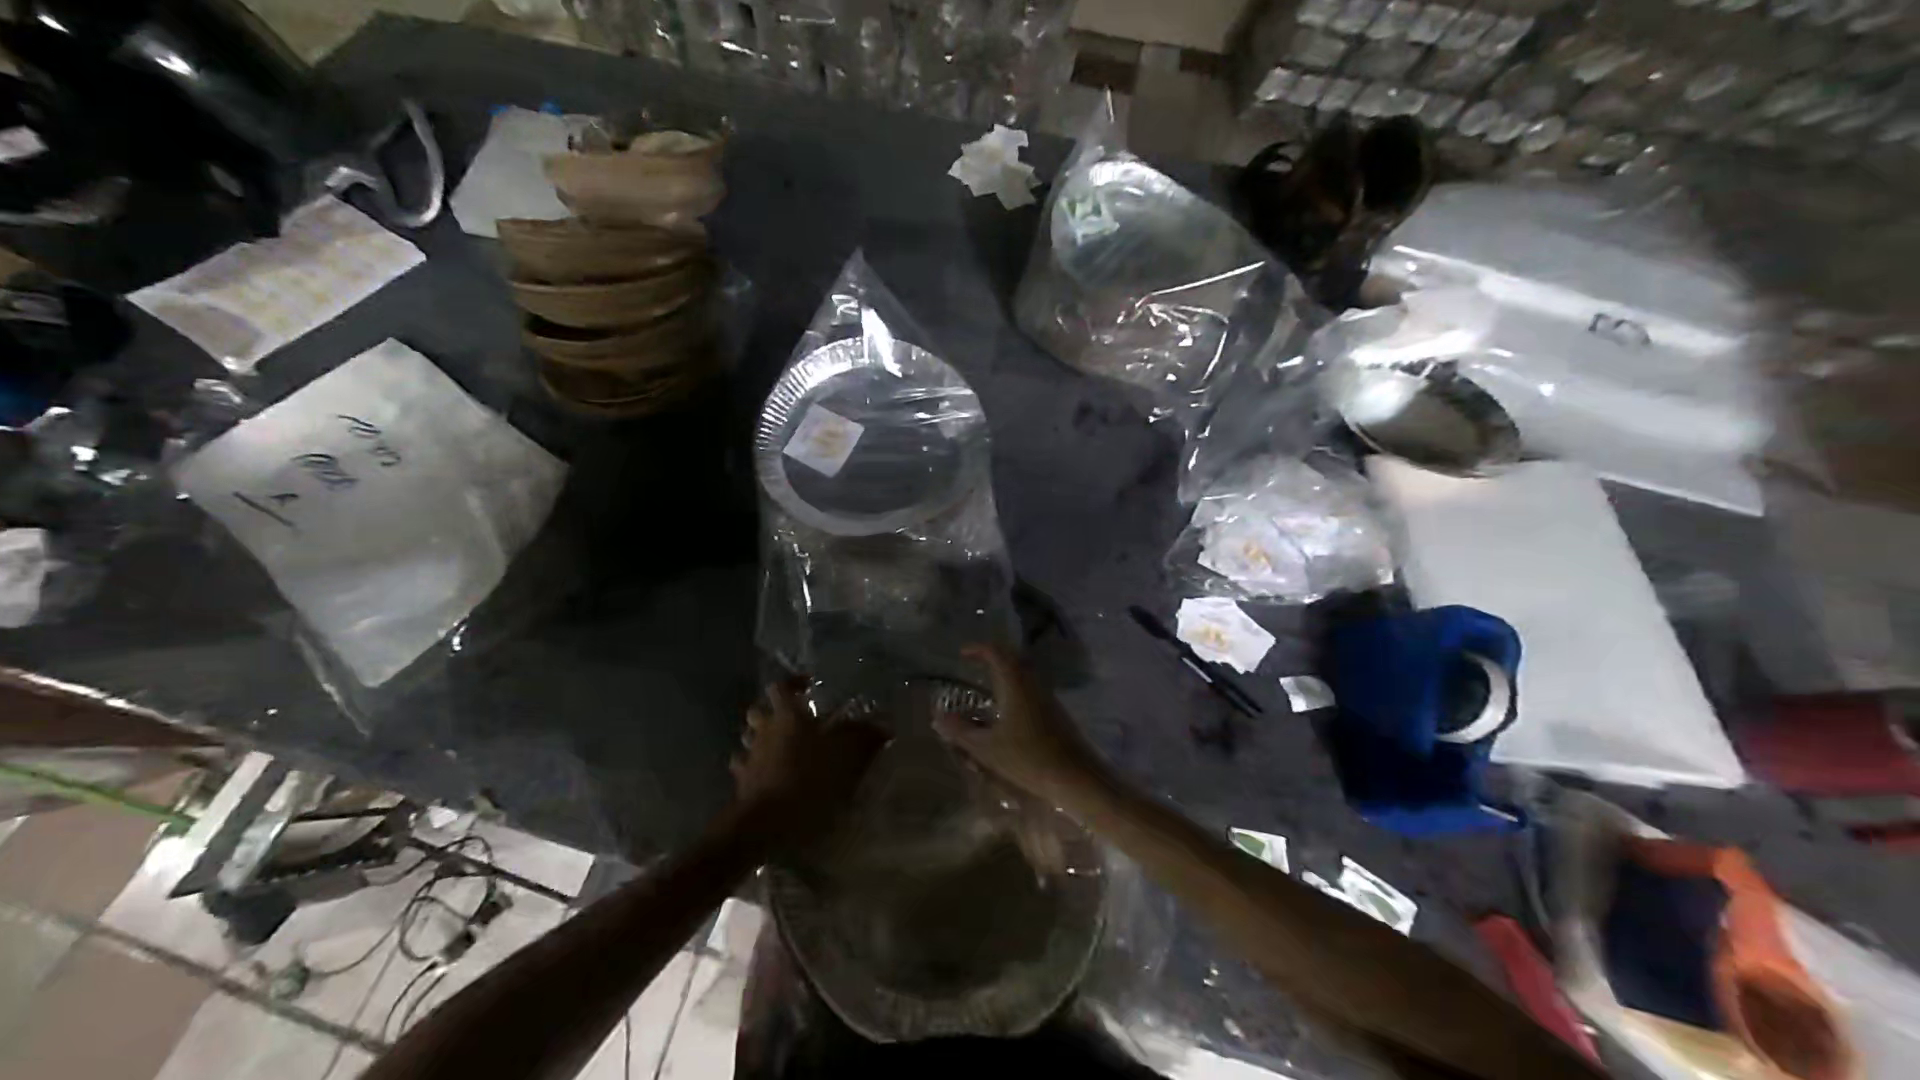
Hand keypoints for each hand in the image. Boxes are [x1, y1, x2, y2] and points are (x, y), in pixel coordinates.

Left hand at [732, 676, 887, 848]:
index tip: (808, 686)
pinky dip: (753, 767)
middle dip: (772, 711)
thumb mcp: (846, 756)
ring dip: (760, 737)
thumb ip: (864, 738)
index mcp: (787, 716)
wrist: (766, 821)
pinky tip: (765, 774)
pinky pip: (744, 766)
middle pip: (758, 710)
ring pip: (748, 736)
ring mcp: (749, 756)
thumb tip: (884, 725)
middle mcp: (764, 730)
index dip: (793, 683)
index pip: (781, 687)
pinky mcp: (741, 782)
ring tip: (780, 747)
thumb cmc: (808, 779)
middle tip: (793, 720)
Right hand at [934, 644, 1103, 805]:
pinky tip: (1009, 710)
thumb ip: (961, 731)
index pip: (997, 653)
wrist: (1077, 777)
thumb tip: (938, 717)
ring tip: (988, 686)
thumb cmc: (1029, 758)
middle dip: (993, 657)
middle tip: (974, 664)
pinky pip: (1032, 689)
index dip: (978, 649)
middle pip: (1013, 659)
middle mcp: (1033, 684)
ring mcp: (1048, 697)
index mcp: (1016, 684)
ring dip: (1006, 673)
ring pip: (1025, 674)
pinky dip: (1016, 688)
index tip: (963, 653)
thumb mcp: (987, 748)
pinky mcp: (1057, 712)